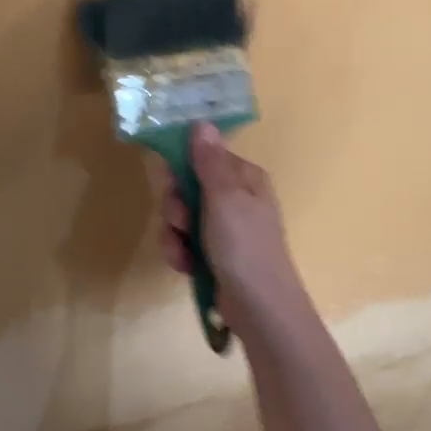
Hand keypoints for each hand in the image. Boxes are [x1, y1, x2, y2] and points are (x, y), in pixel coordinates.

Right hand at [158, 123, 312, 338]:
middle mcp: (236, 199)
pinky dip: (180, 253)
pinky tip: (185, 266)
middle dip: (175, 206)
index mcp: (244, 178)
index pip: (203, 156)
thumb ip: (209, 161)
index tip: (171, 181)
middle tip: (181, 221)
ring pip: (181, 217)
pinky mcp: (215, 254)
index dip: (182, 168)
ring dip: (174, 234)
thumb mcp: (225, 198)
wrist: (259, 307)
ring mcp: (225, 229)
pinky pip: (184, 243)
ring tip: (183, 252)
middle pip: (187, 187)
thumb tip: (202, 122)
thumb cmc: (245, 246)